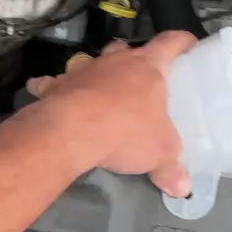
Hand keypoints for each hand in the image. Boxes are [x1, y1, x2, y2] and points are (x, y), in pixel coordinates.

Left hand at [20, 32, 196, 196]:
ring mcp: (82, 71)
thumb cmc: (125, 132)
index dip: (181, 42)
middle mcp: (113, 62)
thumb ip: (171, 168)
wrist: (71, 131)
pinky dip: (49, 86)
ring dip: (93, 72)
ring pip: (88, 61)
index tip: (188, 43)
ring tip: (95, 86)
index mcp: (147, 67)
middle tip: (136, 77)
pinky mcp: (55, 86)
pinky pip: (51, 82)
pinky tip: (44, 90)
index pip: (169, 43)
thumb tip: (183, 189)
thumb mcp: (159, 153)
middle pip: (124, 49)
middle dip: (131, 59)